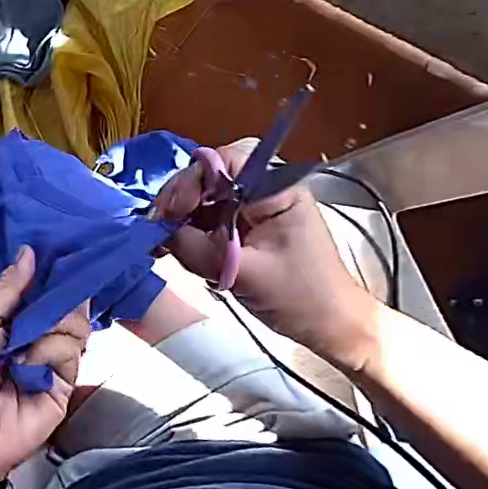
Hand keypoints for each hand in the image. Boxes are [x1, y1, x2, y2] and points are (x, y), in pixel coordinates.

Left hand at [0, 246, 89, 488]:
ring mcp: (54, 358)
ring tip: (23, 352)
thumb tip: (30, 250)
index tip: (69, 253)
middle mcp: (38, 333)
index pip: (45, 286)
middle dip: (56, 302)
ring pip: (76, 324)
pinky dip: (50, 356)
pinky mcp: (67, 382)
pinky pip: (72, 352)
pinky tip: (30, 371)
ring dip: (48, 332)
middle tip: (35, 315)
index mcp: (13, 317)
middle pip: (68, 302)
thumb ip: (6, 288)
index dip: (56, 272)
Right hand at [154, 139, 380, 370]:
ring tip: (161, 242)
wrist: (330, 325)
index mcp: (277, 190)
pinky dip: (193, 232)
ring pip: (208, 199)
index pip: (226, 163)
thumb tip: (163, 234)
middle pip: (212, 178)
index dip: (192, 182)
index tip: (171, 213)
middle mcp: (266, 190)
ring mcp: (256, 208)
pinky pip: (213, 219)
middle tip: (157, 228)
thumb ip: (201, 251)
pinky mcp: (248, 227)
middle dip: (182, 200)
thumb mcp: (246, 275)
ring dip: (183, 218)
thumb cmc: (301, 298)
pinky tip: (175, 247)